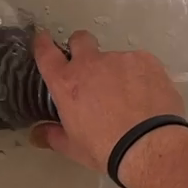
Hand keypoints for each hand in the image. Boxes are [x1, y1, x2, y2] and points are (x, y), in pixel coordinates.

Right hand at [29, 29, 187, 172]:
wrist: (150, 146)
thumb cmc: (107, 148)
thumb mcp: (73, 147)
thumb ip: (52, 136)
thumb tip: (37, 135)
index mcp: (66, 83)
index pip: (46, 53)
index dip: (43, 43)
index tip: (44, 40)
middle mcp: (89, 64)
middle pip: (80, 39)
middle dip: (81, 47)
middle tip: (89, 67)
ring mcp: (119, 59)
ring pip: (114, 57)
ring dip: (116, 71)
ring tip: (129, 97)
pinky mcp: (145, 60)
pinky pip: (139, 63)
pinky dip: (140, 76)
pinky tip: (146, 96)